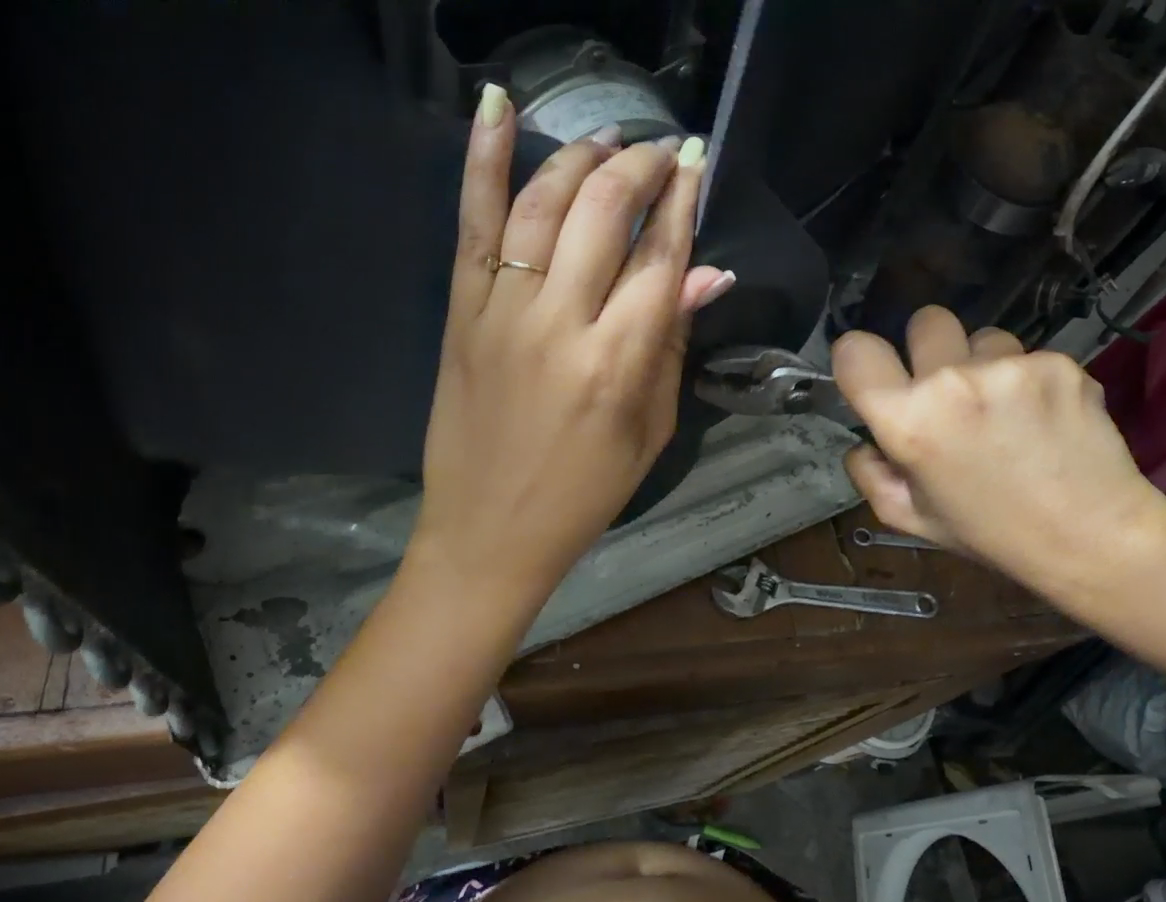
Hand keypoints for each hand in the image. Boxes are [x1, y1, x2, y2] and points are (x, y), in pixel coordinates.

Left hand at [408, 86, 733, 607]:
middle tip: (658, 152)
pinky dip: (482, 159)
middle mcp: (561, 324)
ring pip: (544, 203)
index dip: (683, 200)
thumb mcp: (649, 432)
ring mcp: (503, 312)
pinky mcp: (461, 311)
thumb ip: (672, 347)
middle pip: (606, 212)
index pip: (661, 256)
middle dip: (639, 167)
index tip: (695, 161)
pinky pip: (472, 222)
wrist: (488, 530)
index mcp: (619, 363)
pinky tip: (497, 107)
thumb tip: (704, 272)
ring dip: (581, 158)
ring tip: (607, 142)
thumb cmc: (582, 495)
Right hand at [832, 305, 1165, 598]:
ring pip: (983, 338)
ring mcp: (1010, 367)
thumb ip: (870, 474)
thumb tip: (866, 442)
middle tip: (948, 393)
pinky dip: (1030, 381)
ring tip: (1005, 414)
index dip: (860, 361)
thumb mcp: (909, 520)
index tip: (877, 377)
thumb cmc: (990, 534)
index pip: (855, 350)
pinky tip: (1043, 419)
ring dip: (985, 365)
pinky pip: (1028, 356)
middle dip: (930, 350)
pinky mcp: (1058, 363)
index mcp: (907, 422)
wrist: (1088, 535)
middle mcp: (952, 382)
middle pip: (925, 321)